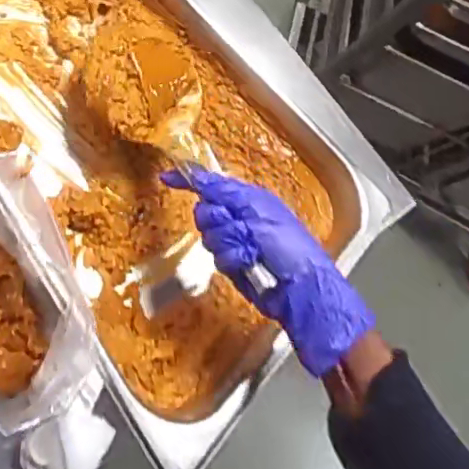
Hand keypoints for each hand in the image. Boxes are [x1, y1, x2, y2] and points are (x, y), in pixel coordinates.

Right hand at [162, 164, 375, 375]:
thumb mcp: (258, 211)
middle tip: (238, 230)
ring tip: (250, 252)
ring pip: (209, 235)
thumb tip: (200, 177)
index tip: (166, 178)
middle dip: (218, 222)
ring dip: (228, 244)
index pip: (212, 184)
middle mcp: (240, 218)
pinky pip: (217, 257)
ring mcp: (236, 242)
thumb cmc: (289, 246)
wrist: (302, 291)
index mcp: (249, 199)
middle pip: (205, 211)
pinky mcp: (234, 265)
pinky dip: (231, 261)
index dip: (190, 180)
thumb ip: (226, 193)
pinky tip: (248, 266)